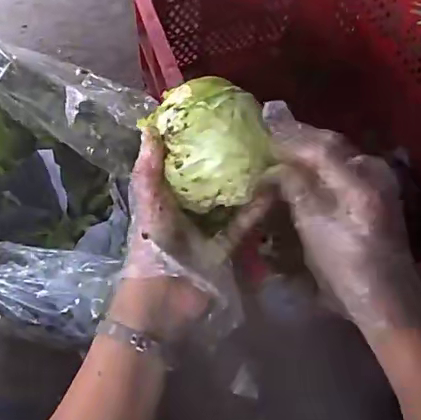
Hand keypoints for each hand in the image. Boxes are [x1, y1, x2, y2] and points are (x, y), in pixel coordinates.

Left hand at [116, 128, 270, 342]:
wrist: (162, 300)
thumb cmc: (150, 245)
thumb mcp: (148, 202)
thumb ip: (149, 170)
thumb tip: (152, 128)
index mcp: (162, 198)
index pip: (175, 165)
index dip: (187, 144)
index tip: (208, 119)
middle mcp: (184, 211)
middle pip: (204, 182)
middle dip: (220, 161)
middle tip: (245, 133)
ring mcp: (205, 230)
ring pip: (226, 202)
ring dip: (241, 184)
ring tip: (264, 156)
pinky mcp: (224, 248)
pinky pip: (241, 225)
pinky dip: (255, 210)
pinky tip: (272, 190)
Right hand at [268, 116, 420, 337]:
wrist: (388, 303)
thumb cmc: (348, 267)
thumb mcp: (314, 226)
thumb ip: (296, 186)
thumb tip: (277, 164)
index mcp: (360, 176)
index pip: (318, 143)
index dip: (289, 130)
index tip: (265, 114)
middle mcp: (372, 171)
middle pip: (329, 145)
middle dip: (299, 135)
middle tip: (270, 123)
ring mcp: (378, 183)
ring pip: (335, 156)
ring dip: (309, 148)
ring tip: (282, 141)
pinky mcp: (376, 197)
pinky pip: (343, 169)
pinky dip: (321, 164)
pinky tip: (304, 167)